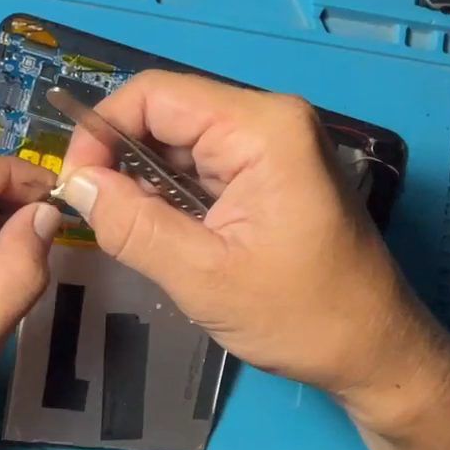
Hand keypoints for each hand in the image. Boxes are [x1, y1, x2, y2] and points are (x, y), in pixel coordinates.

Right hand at [54, 70, 449, 430]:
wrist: (374, 353)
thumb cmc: (302, 316)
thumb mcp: (203, 276)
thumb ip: (132, 226)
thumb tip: (75, 185)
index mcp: (261, 129)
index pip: (154, 96)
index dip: (101, 131)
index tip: (75, 186)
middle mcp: (267, 123)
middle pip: (164, 116)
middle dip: (118, 161)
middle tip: (96, 218)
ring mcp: (270, 148)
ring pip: (176, 146)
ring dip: (141, 184)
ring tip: (129, 233)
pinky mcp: (266, 176)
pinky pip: (197, 170)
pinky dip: (166, 198)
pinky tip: (160, 234)